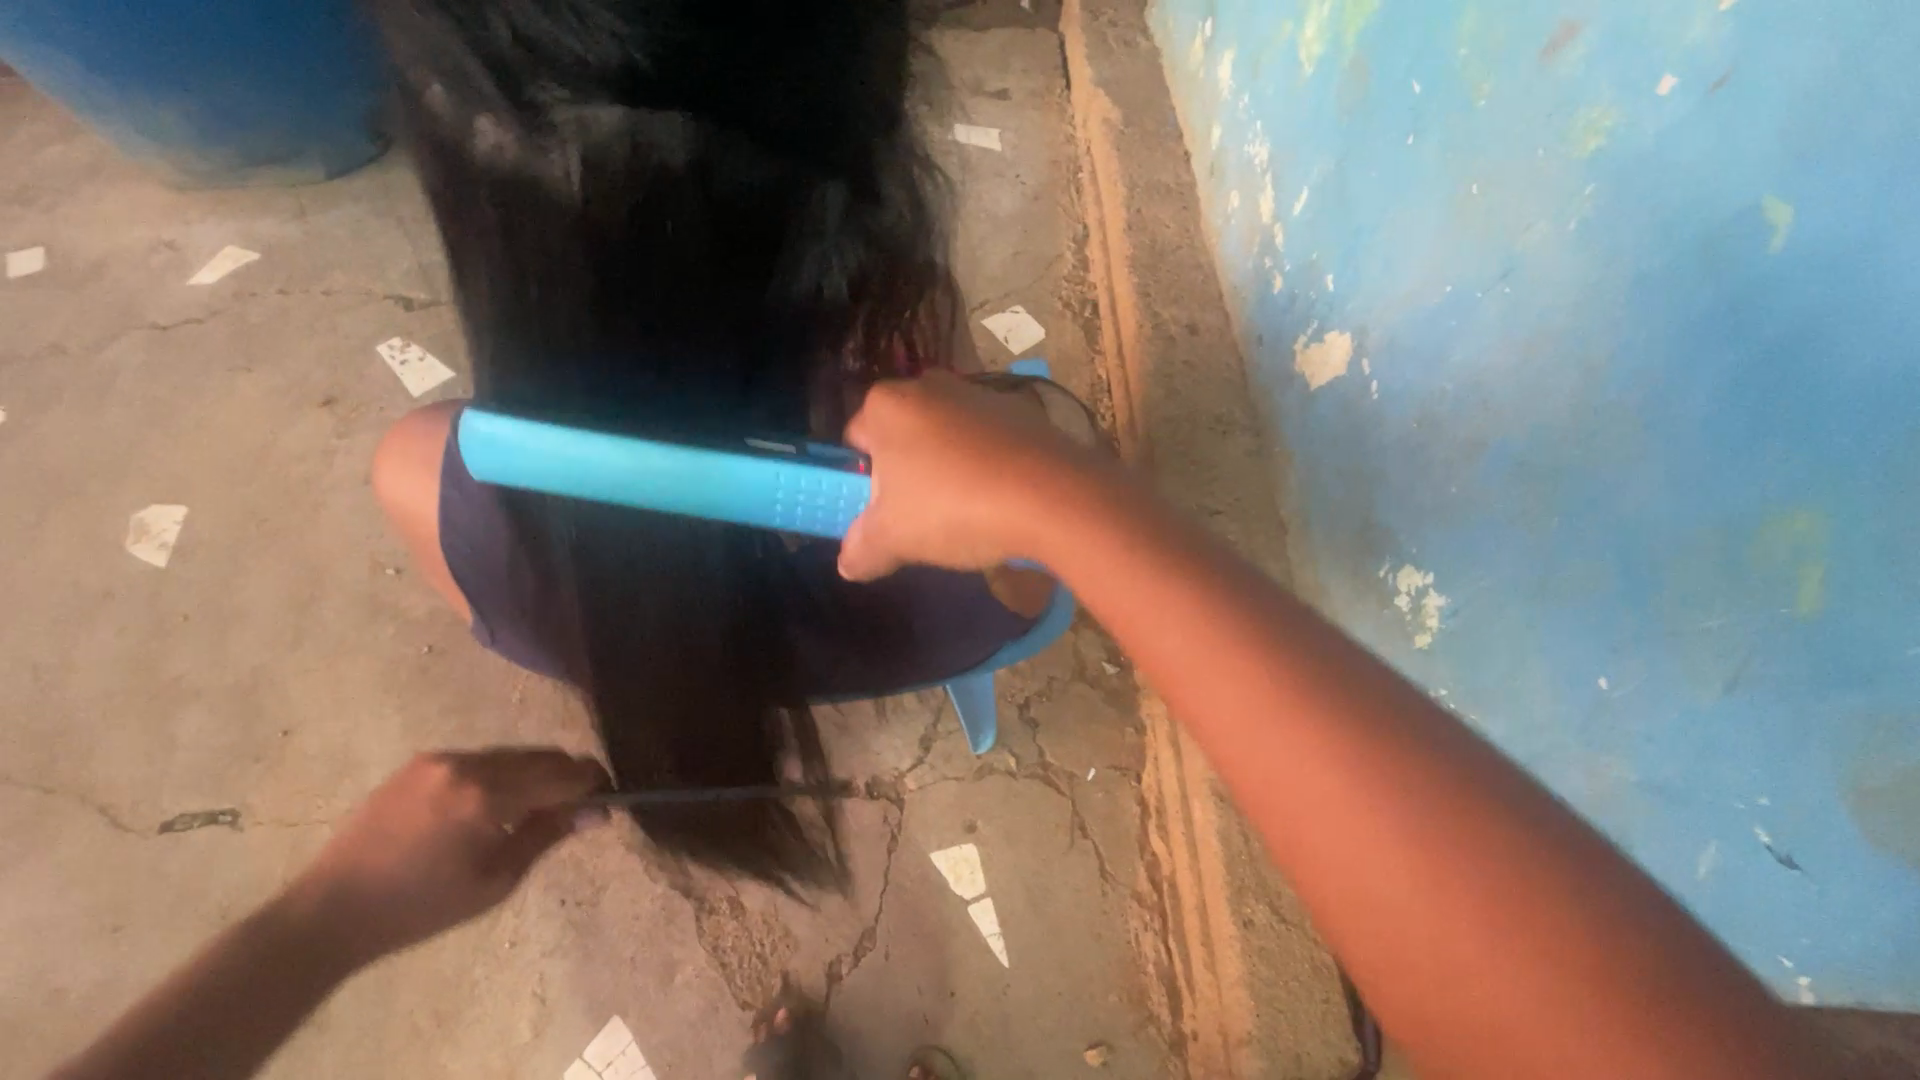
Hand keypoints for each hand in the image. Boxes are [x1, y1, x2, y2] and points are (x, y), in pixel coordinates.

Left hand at [283, 749, 608, 962]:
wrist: (331, 910)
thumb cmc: (421, 906)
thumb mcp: (496, 880)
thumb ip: (548, 835)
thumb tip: (597, 811)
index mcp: (487, 796)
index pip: (562, 774)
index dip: (592, 782)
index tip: (607, 797)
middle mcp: (468, 765)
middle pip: (541, 755)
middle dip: (566, 775)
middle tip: (578, 805)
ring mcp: (441, 759)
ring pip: (512, 755)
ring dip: (534, 773)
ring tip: (534, 807)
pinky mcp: (420, 763)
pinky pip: (480, 759)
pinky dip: (501, 774)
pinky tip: (492, 806)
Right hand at [837, 370, 1112, 580]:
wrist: (1054, 498)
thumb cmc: (955, 507)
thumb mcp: (894, 540)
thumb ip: (861, 550)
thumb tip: (848, 564)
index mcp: (887, 404)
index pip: (854, 439)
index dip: (861, 480)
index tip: (879, 514)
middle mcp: (930, 385)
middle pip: (902, 436)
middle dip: (906, 475)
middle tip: (918, 519)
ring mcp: (981, 394)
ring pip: (946, 438)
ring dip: (948, 471)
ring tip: (965, 517)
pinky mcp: (1023, 412)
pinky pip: (988, 443)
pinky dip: (987, 468)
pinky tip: (1001, 503)